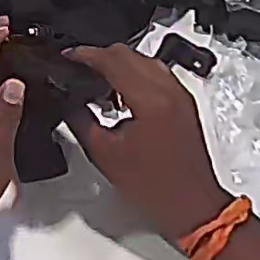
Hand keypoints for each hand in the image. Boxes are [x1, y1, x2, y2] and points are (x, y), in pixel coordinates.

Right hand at [63, 44, 231, 238]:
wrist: (192, 207)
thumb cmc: (155, 186)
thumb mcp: (103, 152)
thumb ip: (79, 118)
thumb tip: (66, 98)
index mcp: (150, 100)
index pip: (112, 59)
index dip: (84, 54)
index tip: (68, 56)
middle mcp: (169, 91)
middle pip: (128, 53)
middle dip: (98, 56)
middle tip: (77, 66)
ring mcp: (179, 95)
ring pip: (142, 59)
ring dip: (117, 63)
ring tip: (95, 78)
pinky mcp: (183, 102)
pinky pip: (154, 72)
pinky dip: (133, 73)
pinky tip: (118, 91)